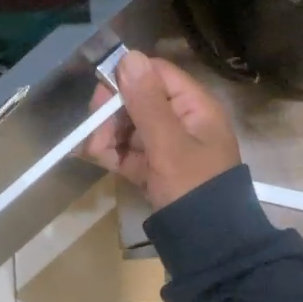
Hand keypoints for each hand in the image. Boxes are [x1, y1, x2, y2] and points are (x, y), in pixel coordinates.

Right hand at [83, 51, 240, 209]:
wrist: (207, 245)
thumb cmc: (193, 188)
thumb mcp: (169, 145)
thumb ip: (147, 103)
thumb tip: (129, 56)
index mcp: (195, 107)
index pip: (157, 74)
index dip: (127, 80)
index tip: (102, 97)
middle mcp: (183, 122)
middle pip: (139, 100)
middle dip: (112, 114)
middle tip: (95, 132)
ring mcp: (168, 147)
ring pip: (129, 127)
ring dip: (108, 135)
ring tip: (95, 152)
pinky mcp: (155, 170)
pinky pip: (128, 152)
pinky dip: (112, 153)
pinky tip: (96, 157)